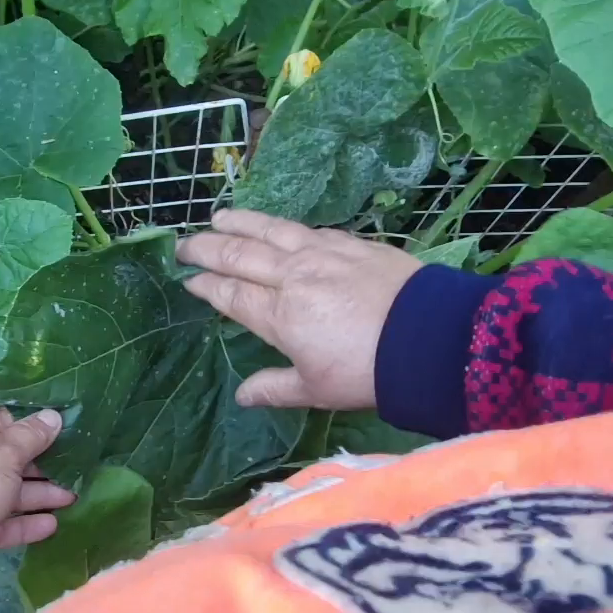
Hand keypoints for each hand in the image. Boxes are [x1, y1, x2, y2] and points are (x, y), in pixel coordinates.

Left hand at [0, 408, 75, 547]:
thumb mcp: (8, 449)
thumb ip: (33, 434)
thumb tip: (53, 416)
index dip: (27, 429)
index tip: (55, 436)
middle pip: (6, 461)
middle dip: (41, 468)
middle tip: (70, 470)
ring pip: (7, 493)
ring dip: (40, 495)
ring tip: (72, 498)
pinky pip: (1, 522)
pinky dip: (25, 523)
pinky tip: (51, 525)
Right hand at [177, 209, 421, 408]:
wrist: (429, 338)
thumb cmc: (366, 371)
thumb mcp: (315, 391)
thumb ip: (274, 389)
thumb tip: (241, 396)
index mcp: (279, 316)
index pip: (230, 294)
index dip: (206, 285)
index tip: (188, 280)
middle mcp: (292, 277)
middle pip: (239, 255)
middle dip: (206, 248)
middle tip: (184, 245)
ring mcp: (322, 254)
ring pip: (270, 231)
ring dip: (240, 223)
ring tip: (218, 217)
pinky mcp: (351, 243)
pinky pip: (307, 229)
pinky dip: (283, 226)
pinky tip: (277, 226)